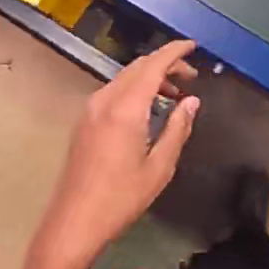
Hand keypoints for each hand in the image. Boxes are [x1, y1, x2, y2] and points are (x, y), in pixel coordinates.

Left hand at [32, 40, 201, 268]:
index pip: (153, 66)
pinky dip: (135, 90)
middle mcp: (104, 101)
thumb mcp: (160, 166)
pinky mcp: (84, 122)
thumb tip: (192, 102)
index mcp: (125, 109)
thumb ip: (178, 129)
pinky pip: (114, 92)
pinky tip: (149, 108)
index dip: (175, 53)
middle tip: (191, 76)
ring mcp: (90, 110)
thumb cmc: (121, 198)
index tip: (194, 47)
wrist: (74, 221)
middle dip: (165, 64)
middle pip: (137, 68)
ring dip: (150, 78)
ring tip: (175, 93)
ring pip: (124, 79)